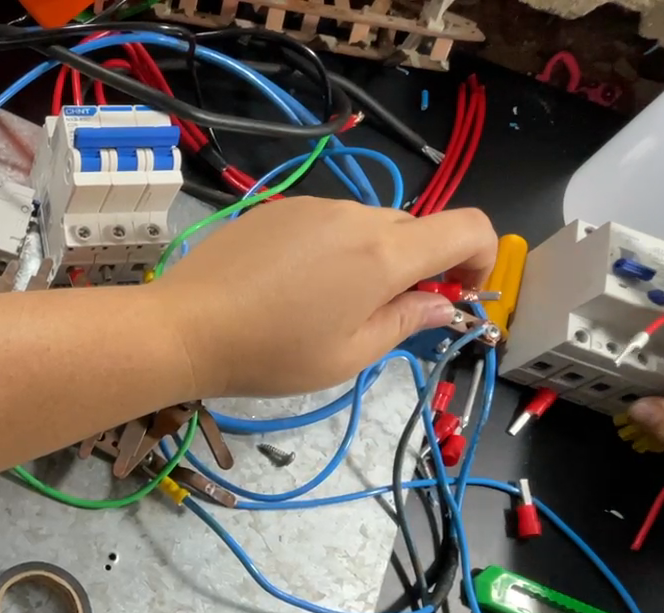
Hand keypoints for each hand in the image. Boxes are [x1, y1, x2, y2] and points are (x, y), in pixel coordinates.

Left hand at [147, 197, 498, 398]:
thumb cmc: (267, 355)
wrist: (184, 329)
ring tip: (317, 307)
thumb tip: (442, 304)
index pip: (468, 227)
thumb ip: (404, 324)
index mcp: (384, 254)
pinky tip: (284, 288)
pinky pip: (320, 224)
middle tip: (375, 316)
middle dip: (413, 268)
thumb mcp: (346, 357)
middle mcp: (355, 216)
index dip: (479, 259)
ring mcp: (310, 206)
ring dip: (364, 259)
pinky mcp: (273, 210)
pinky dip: (324, 250)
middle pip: (412, 230)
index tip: (456, 295)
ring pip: (363, 226)